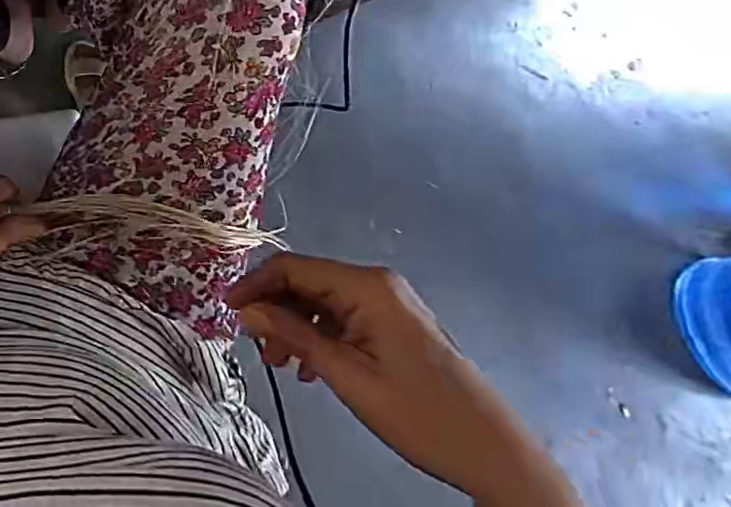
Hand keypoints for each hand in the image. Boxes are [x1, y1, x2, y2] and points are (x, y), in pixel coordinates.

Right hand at [227, 253, 579, 506]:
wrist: (502, 461)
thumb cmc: (422, 415)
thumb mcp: (347, 375)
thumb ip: (290, 335)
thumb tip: (243, 309)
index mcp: (367, 287)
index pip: (291, 268)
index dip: (253, 285)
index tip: (227, 309)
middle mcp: (376, 284)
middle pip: (303, 282)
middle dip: (273, 310)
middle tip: (255, 344)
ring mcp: (387, 303)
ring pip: (318, 301)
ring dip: (292, 327)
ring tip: (281, 363)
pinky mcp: (394, 323)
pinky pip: (339, 317)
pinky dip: (316, 336)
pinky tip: (308, 367)